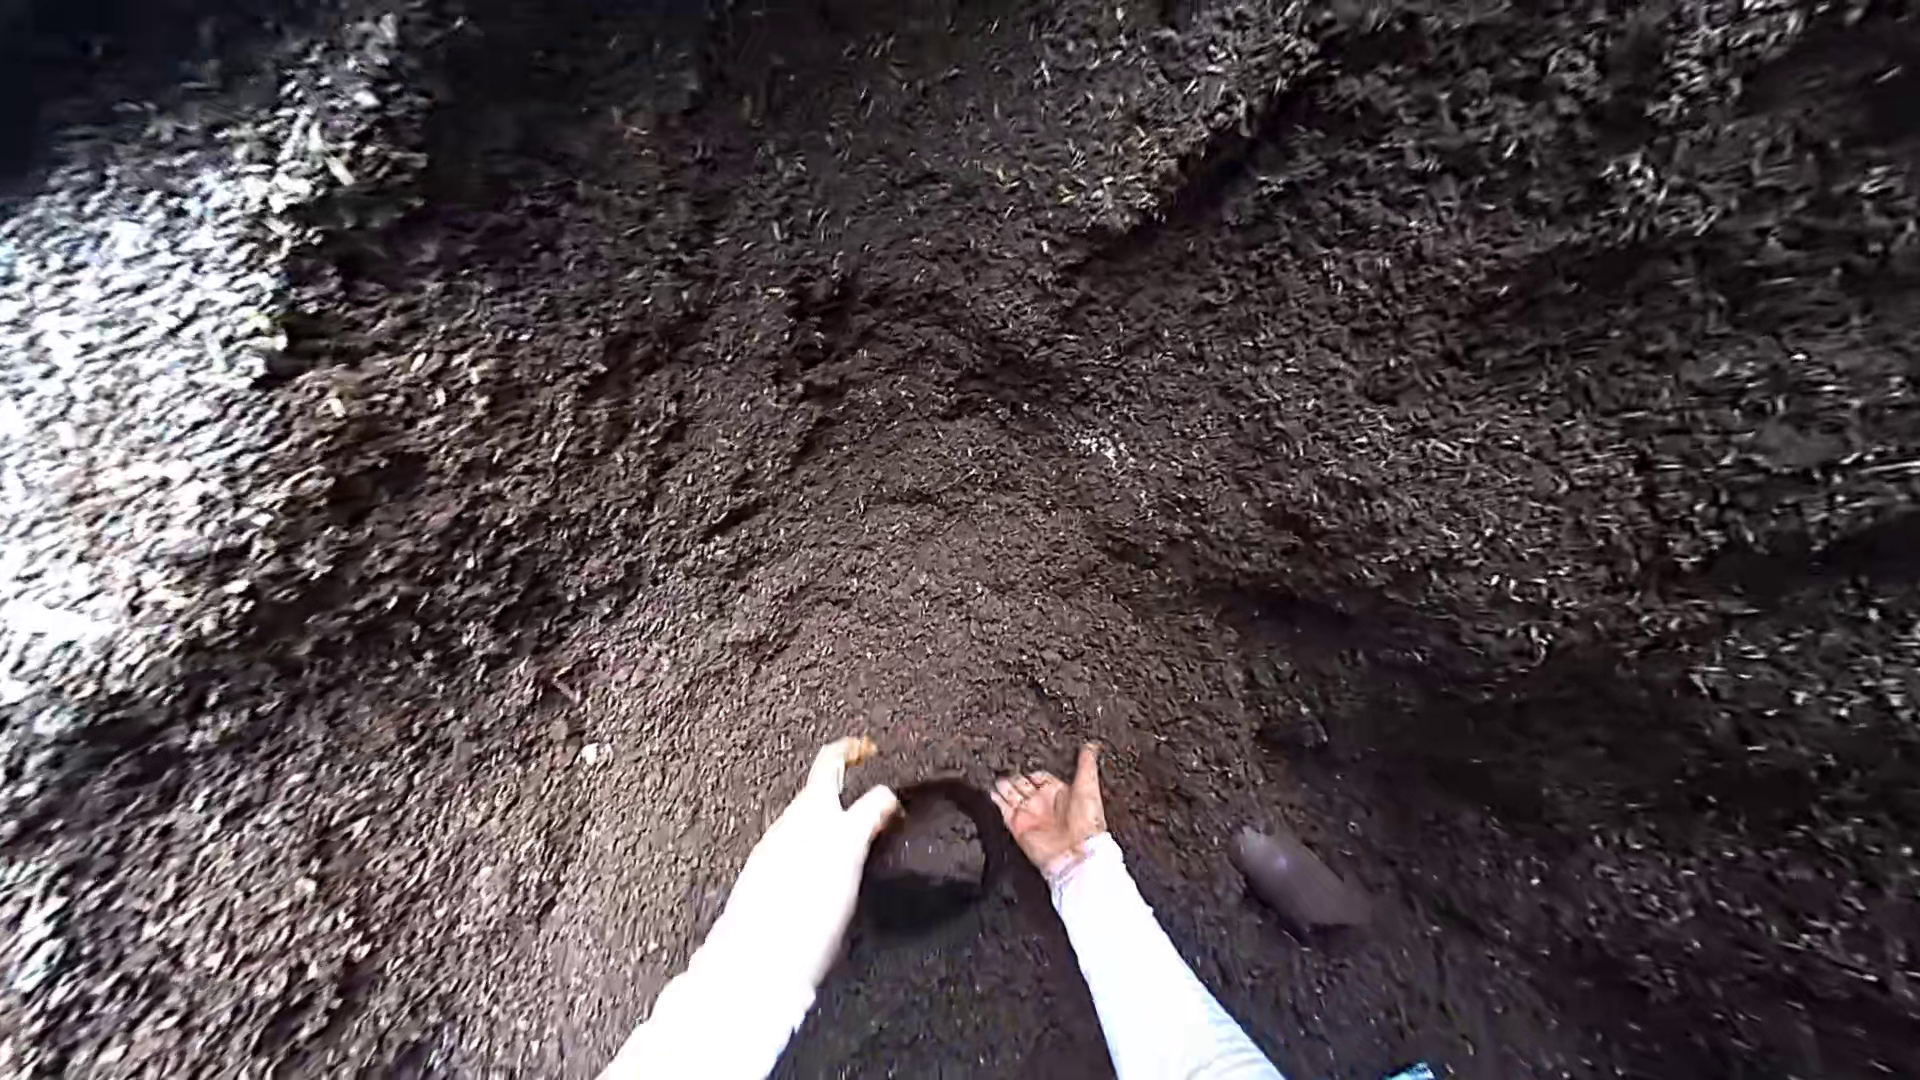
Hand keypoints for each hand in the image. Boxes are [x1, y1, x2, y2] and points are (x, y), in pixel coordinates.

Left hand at [697, 737, 899, 987]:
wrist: (756, 965)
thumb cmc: (806, 911)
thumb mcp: (851, 853)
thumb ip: (870, 816)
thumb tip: (886, 798)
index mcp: (810, 808)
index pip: (831, 759)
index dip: (853, 749)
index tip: (868, 749)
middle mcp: (788, 821)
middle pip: (817, 788)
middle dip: (843, 784)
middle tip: (866, 791)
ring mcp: (772, 849)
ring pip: (806, 817)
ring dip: (830, 814)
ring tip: (854, 831)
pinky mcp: (763, 877)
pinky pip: (795, 846)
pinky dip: (815, 843)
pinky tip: (825, 866)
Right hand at [992, 742, 1106, 881]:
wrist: (1078, 854)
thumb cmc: (1087, 822)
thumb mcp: (1088, 785)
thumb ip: (1086, 764)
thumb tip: (1092, 744)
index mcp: (1058, 793)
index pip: (1039, 775)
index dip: (1031, 768)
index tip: (1022, 757)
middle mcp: (1042, 803)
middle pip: (1022, 783)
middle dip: (1014, 775)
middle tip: (1003, 764)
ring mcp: (1029, 815)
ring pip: (1011, 794)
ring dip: (1003, 785)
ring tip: (995, 775)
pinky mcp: (1017, 826)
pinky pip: (1003, 810)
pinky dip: (995, 800)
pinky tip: (990, 790)